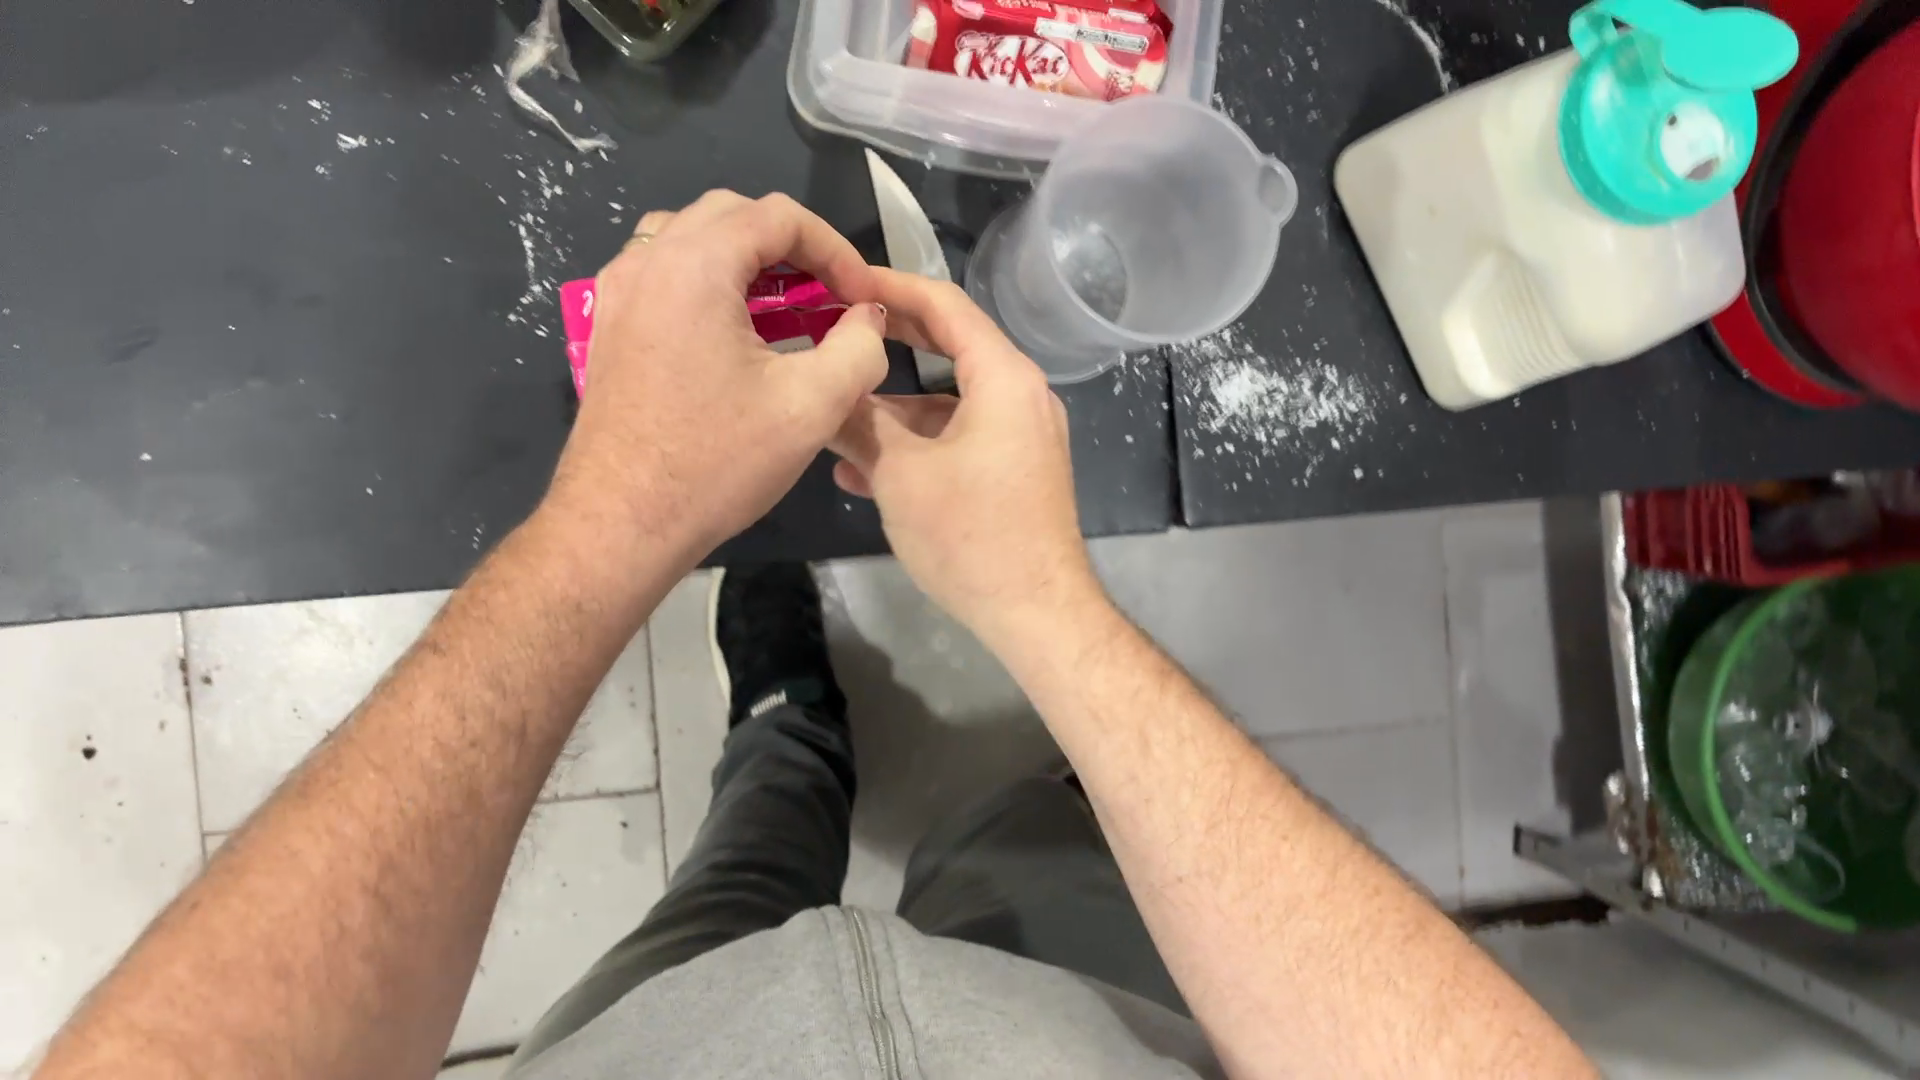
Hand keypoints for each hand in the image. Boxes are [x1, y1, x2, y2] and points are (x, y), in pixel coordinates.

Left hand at [543, 190, 887, 564]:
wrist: (623, 522)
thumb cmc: (718, 462)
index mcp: (694, 265)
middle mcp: (648, 261)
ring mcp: (619, 293)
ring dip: (749, 262)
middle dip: (794, 249)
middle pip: (733, 216)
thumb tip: (868, 316)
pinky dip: (712, 284)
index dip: (837, 250)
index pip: (779, 216)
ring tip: (788, 308)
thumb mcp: (812, 406)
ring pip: (693, 240)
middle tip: (832, 297)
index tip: (863, 298)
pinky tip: (737, 334)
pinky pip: (665, 276)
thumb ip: (859, 347)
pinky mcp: (609, 328)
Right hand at [830, 270, 1101, 644]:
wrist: (1036, 612)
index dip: (891, 288)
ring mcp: (1023, 436)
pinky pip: (961, 440)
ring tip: (836, 425)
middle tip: (836, 332)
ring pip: (949, 405)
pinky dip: (919, 447)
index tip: (843, 280)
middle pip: (949, 350)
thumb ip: (858, 424)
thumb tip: (821, 395)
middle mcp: (1022, 396)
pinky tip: (866, 474)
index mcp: (1004, 378)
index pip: (945, 307)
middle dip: (890, 347)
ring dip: (895, 414)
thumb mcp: (901, 474)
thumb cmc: (969, 535)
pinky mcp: (1016, 472)